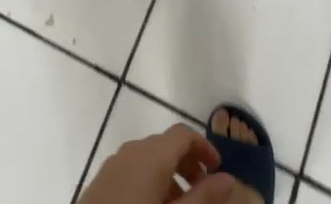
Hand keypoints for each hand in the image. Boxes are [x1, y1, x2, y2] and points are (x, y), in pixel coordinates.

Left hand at [78, 124, 237, 203]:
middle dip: (190, 164)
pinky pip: (134, 170)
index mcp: (150, 154)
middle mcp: (131, 151)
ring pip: (150, 159)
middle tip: (206, 192)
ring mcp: (114, 164)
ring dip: (171, 176)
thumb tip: (228, 177)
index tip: (219, 170)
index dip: (204, 147)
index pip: (183, 134)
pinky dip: (152, 181)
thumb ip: (203, 197)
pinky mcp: (102, 180)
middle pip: (166, 145)